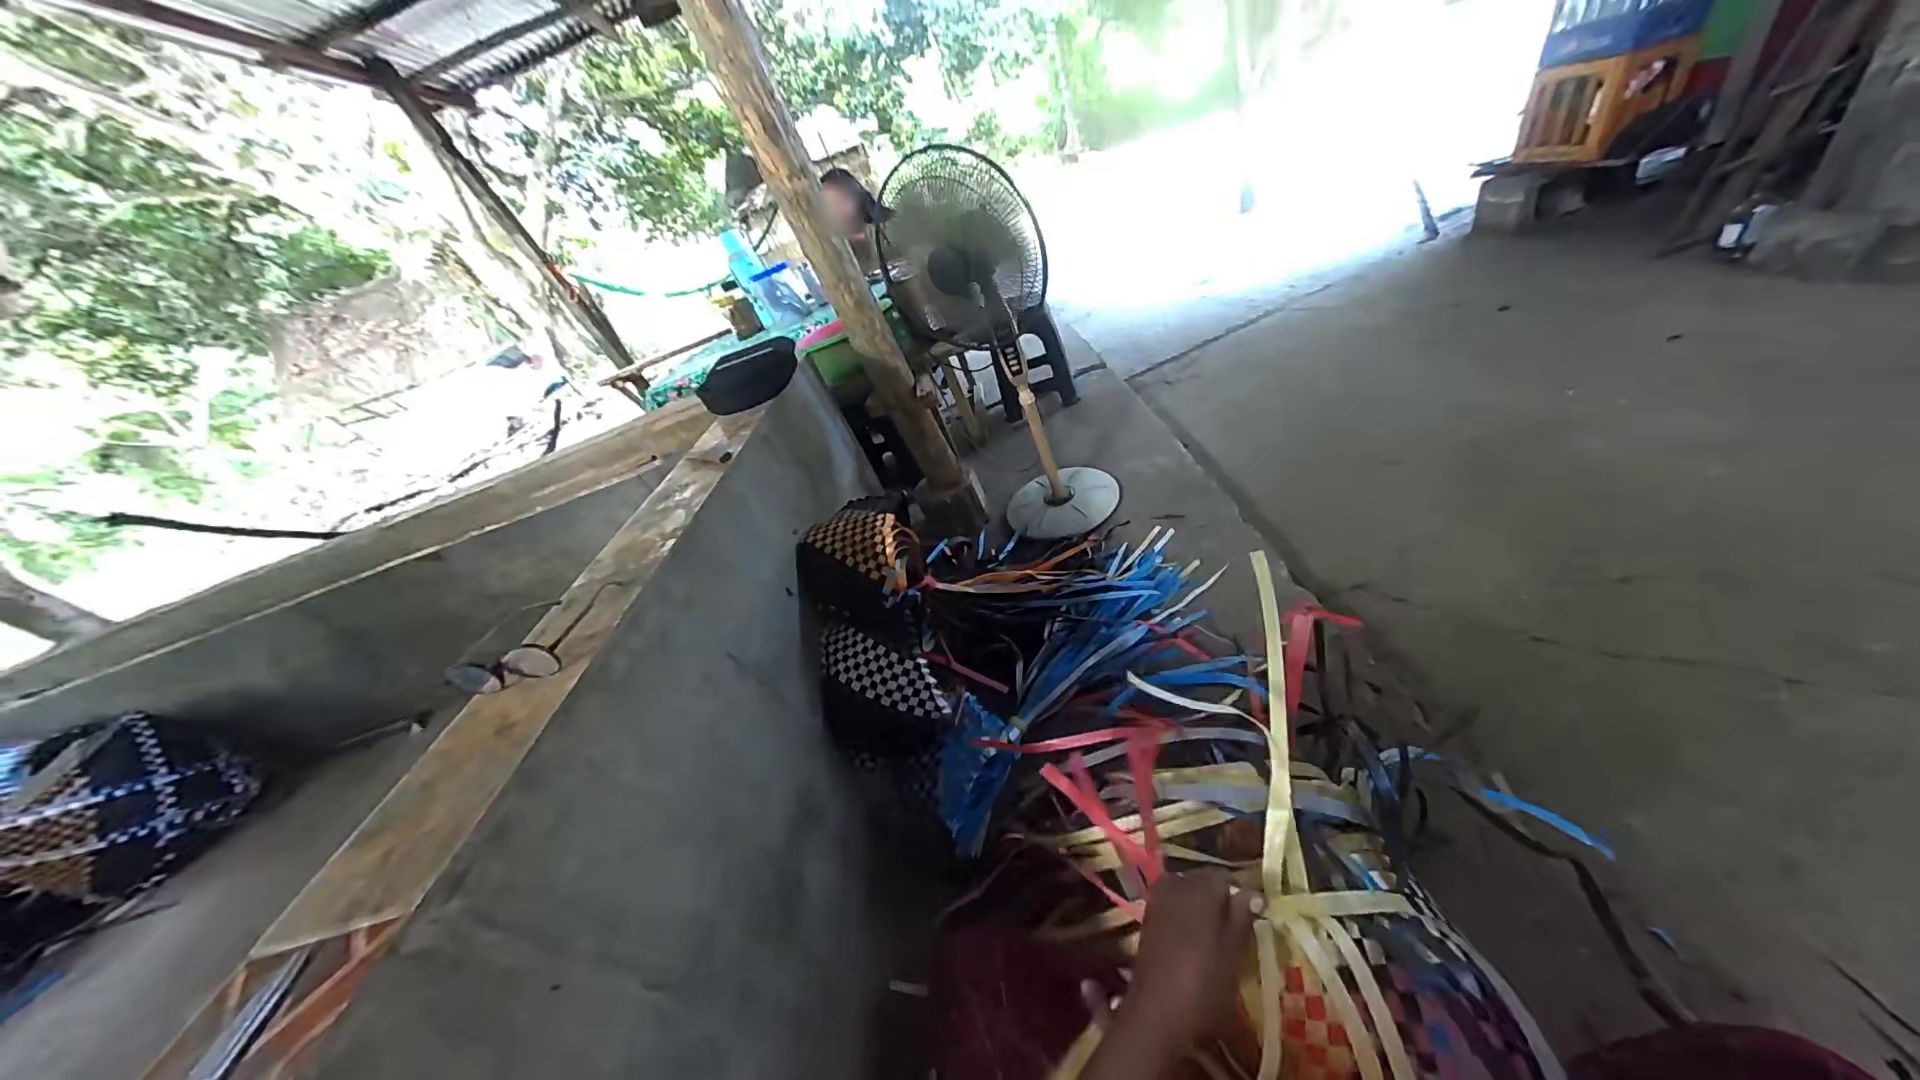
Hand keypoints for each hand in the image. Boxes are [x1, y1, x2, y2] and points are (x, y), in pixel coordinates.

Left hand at [1083, 871, 1255, 1079]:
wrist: (1157, 1011)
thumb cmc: (1203, 984)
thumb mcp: (1233, 954)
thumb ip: (1241, 919)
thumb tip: (1253, 893)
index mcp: (1198, 889)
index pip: (1223, 876)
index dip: (1239, 893)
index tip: (1252, 915)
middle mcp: (1175, 885)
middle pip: (1201, 880)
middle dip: (1218, 896)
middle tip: (1236, 926)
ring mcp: (1157, 900)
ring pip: (1185, 890)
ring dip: (1199, 904)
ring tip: (1216, 933)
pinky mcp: (1147, 917)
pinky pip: (1171, 903)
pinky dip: (1183, 912)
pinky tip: (1194, 938)